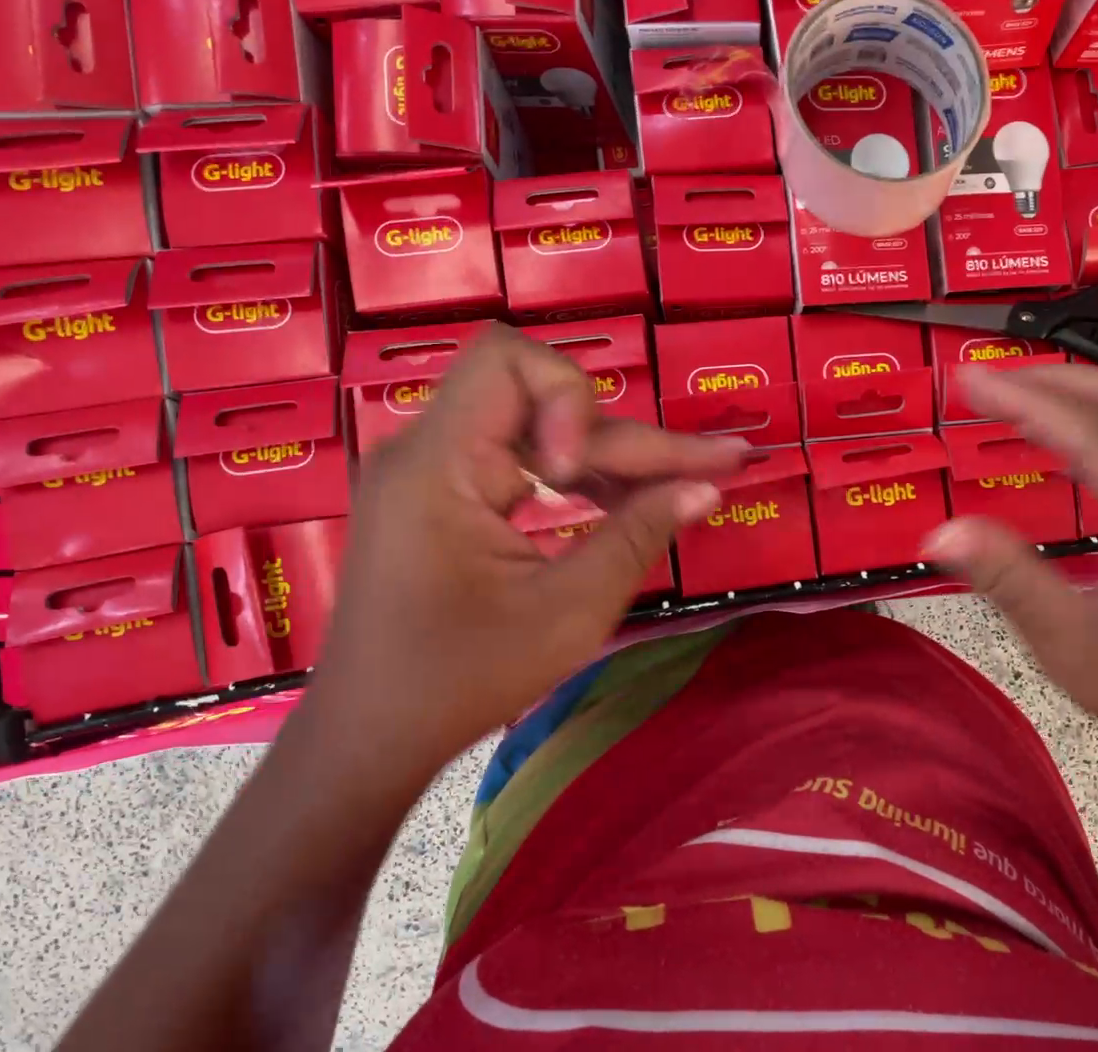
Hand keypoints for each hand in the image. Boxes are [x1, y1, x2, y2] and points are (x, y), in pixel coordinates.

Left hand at [295, 329, 745, 777]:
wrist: (374, 737)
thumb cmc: (462, 680)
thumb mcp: (567, 611)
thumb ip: (638, 537)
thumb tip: (707, 487)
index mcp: (437, 465)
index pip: (508, 360)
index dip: (570, 397)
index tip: (582, 476)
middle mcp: (430, 452)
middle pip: (546, 405)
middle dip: (634, 439)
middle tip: (723, 464)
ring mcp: (437, 475)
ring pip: (546, 435)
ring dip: (618, 461)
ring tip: (696, 483)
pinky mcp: (449, 501)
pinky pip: (526, 468)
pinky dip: (584, 484)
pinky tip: (637, 503)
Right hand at [923, 365, 1097, 779]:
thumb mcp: (1072, 648)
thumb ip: (1011, 584)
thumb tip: (938, 534)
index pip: (1097, 437)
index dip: (1027, 402)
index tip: (965, 380)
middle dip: (1051, 382)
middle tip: (981, 384)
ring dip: (1081, 387)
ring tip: (1017, 394)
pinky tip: (1066, 425)